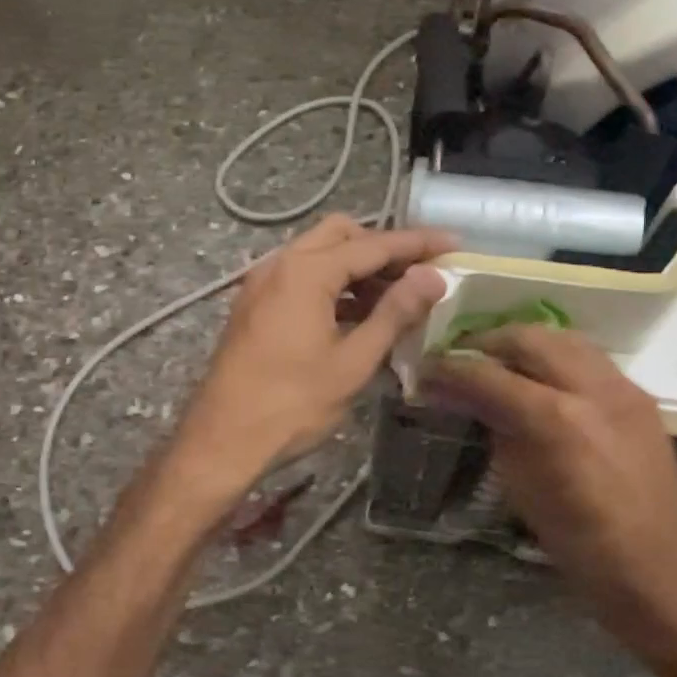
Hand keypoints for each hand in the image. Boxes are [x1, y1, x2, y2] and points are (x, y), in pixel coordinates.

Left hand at [176, 216, 453, 482]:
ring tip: (396, 298)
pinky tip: (356, 314)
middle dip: (382, 248)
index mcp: (305, 271)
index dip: (417, 244)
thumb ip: (394, 314)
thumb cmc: (292, 405)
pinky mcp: (253, 307)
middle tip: (420, 273)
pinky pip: (299, 278)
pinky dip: (331, 285)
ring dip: (356, 268)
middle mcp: (279, 265)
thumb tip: (432, 278)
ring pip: (317, 256)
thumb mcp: (352, 362)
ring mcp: (260, 285)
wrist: (223, 440)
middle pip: (340, 236)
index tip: (453, 244)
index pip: (373, 244)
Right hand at [421, 325, 676, 653]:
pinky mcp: (641, 398)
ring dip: (524, 345)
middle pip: (528, 339)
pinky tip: (541, 381)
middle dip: (486, 344)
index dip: (450, 370)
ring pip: (564, 339)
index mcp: (556, 419)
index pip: (488, 375)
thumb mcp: (523, 491)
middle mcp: (593, 389)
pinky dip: (556, 359)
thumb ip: (498, 434)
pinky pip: (590, 359)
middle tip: (458, 361)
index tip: (425, 372)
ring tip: (497, 363)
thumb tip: (471, 402)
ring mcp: (623, 388)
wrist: (662, 572)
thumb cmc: (582, 547)